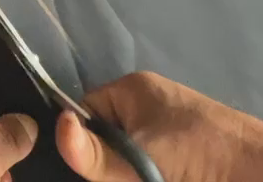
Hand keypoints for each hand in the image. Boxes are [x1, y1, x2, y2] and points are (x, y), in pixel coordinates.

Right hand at [56, 72, 262, 181]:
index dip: (83, 146)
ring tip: (158, 181)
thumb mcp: (146, 161)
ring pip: (140, 164)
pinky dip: (159, 176)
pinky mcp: (201, 161)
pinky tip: (170, 179)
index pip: (87, 114)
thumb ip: (100, 158)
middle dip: (113, 170)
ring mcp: (179, 135)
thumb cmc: (208, 160)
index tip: (92, 175)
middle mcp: (154, 105)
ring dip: (135, 176)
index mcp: (135, 89)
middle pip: (112, 141)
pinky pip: (163, 168)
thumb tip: (54, 128)